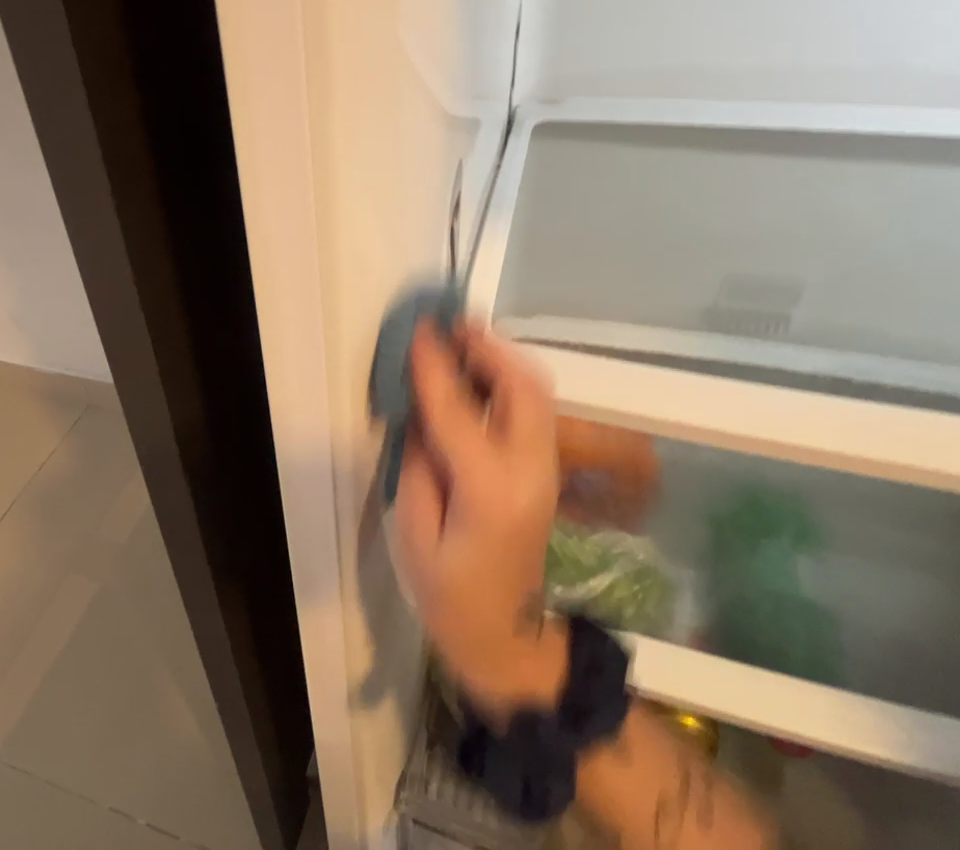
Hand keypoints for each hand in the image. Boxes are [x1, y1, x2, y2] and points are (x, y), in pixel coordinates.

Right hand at [392, 321, 563, 711]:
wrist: (506, 636)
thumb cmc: (449, 595)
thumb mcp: (415, 533)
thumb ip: (419, 465)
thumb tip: (421, 414)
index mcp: (490, 491)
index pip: (460, 412)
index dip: (436, 367)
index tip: (420, 328)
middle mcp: (530, 471)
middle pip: (524, 387)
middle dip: (489, 347)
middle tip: (451, 324)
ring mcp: (545, 470)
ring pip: (537, 393)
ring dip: (502, 360)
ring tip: (462, 341)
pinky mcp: (545, 471)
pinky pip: (533, 410)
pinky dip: (508, 382)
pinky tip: (478, 376)